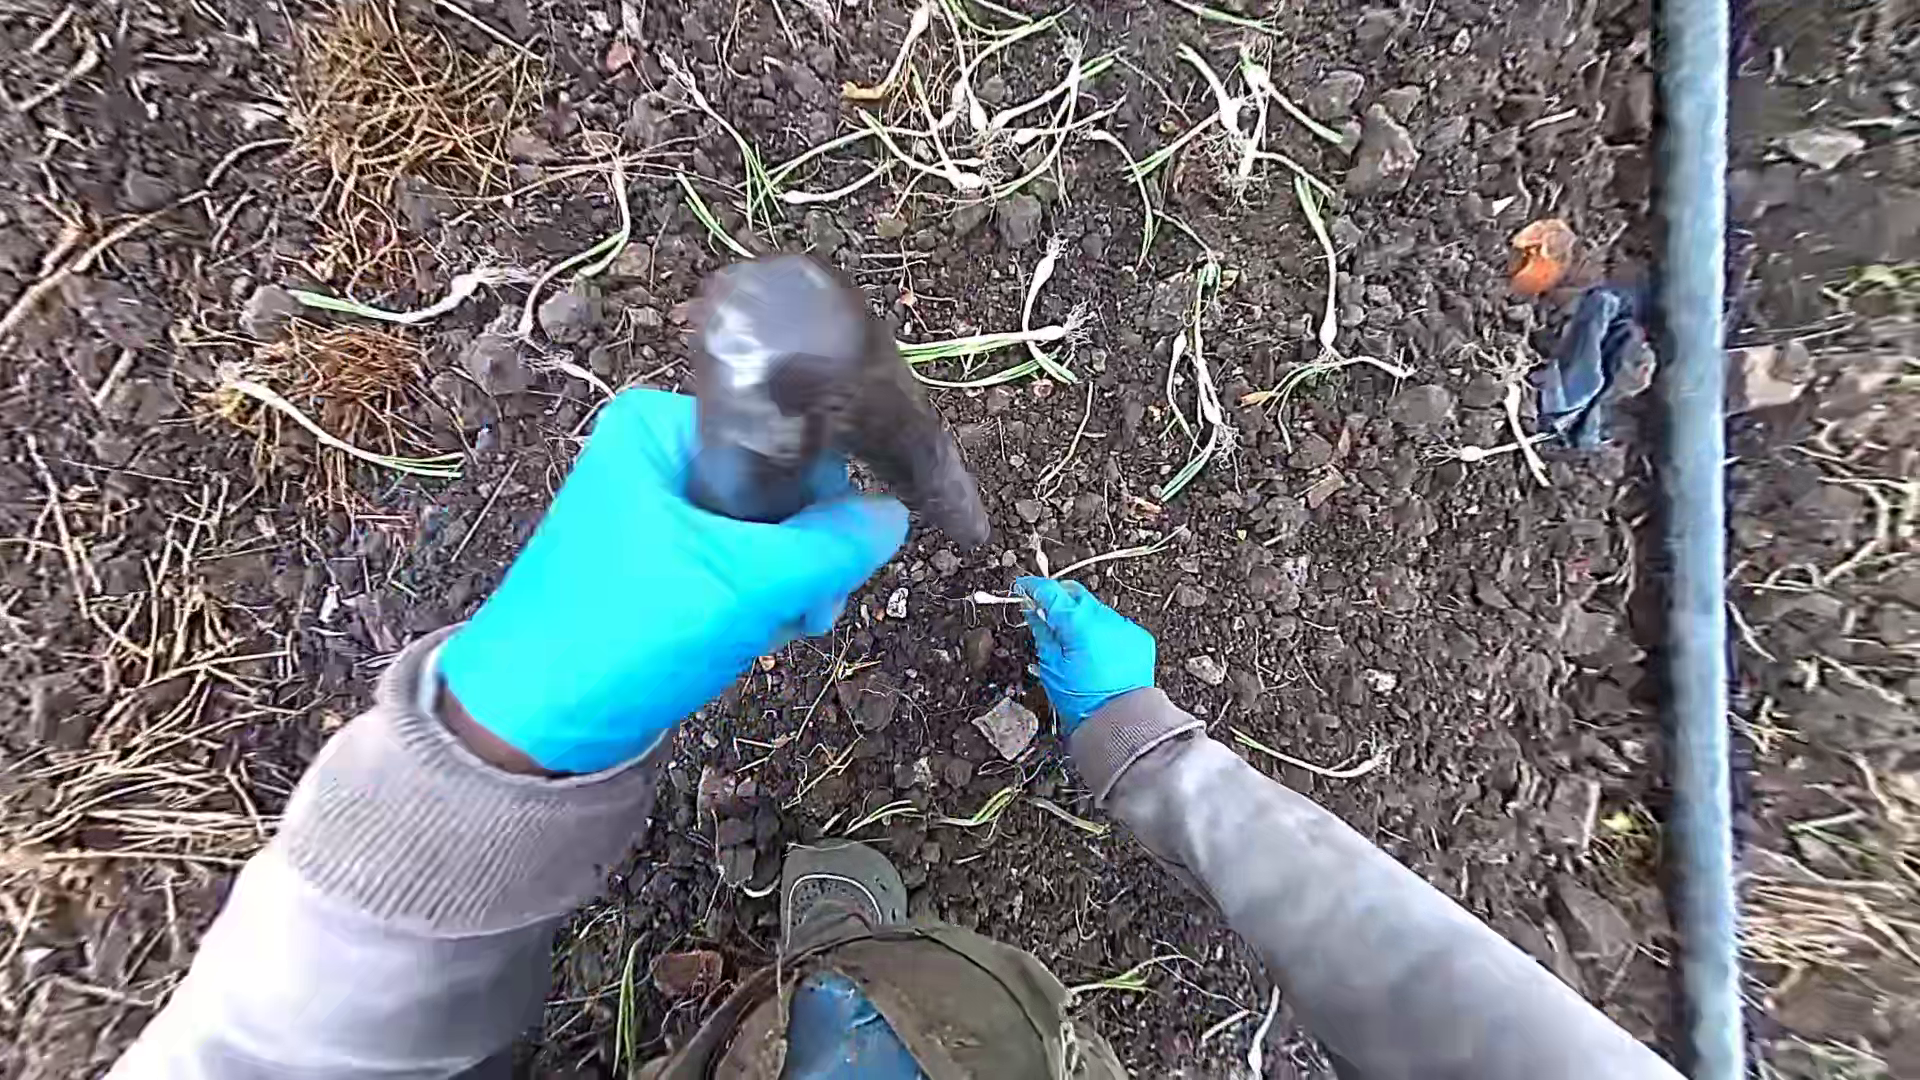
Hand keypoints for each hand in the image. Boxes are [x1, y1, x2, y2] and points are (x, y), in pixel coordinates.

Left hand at [440, 390, 906, 772]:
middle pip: (784, 492)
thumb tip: (897, 515)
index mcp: (665, 429)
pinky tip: (756, 632)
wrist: (538, 728)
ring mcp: (668, 507)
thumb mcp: (746, 582)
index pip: (787, 446)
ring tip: (774, 629)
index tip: (826, 573)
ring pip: (772, 532)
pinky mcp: (671, 553)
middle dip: (805, 559)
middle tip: (804, 611)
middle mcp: (666, 456)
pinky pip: (746, 560)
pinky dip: (764, 597)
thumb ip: (832, 544)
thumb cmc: (633, 632)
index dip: (822, 508)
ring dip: (790, 585)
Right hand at [1012, 577, 1155, 732]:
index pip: (1052, 591)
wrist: (1122, 723)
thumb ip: (1042, 632)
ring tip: (1071, 641)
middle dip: (1058, 599)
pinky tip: (1094, 651)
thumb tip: (1033, 610)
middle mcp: (1105, 618)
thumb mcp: (1051, 666)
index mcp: (1080, 623)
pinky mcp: (1138, 638)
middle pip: (1075, 594)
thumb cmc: (1084, 701)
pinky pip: (1114, 625)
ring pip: (1095, 609)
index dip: (1034, 587)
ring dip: (1080, 617)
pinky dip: (1101, 631)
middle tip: (1043, 613)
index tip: (1024, 586)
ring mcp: (1123, 627)